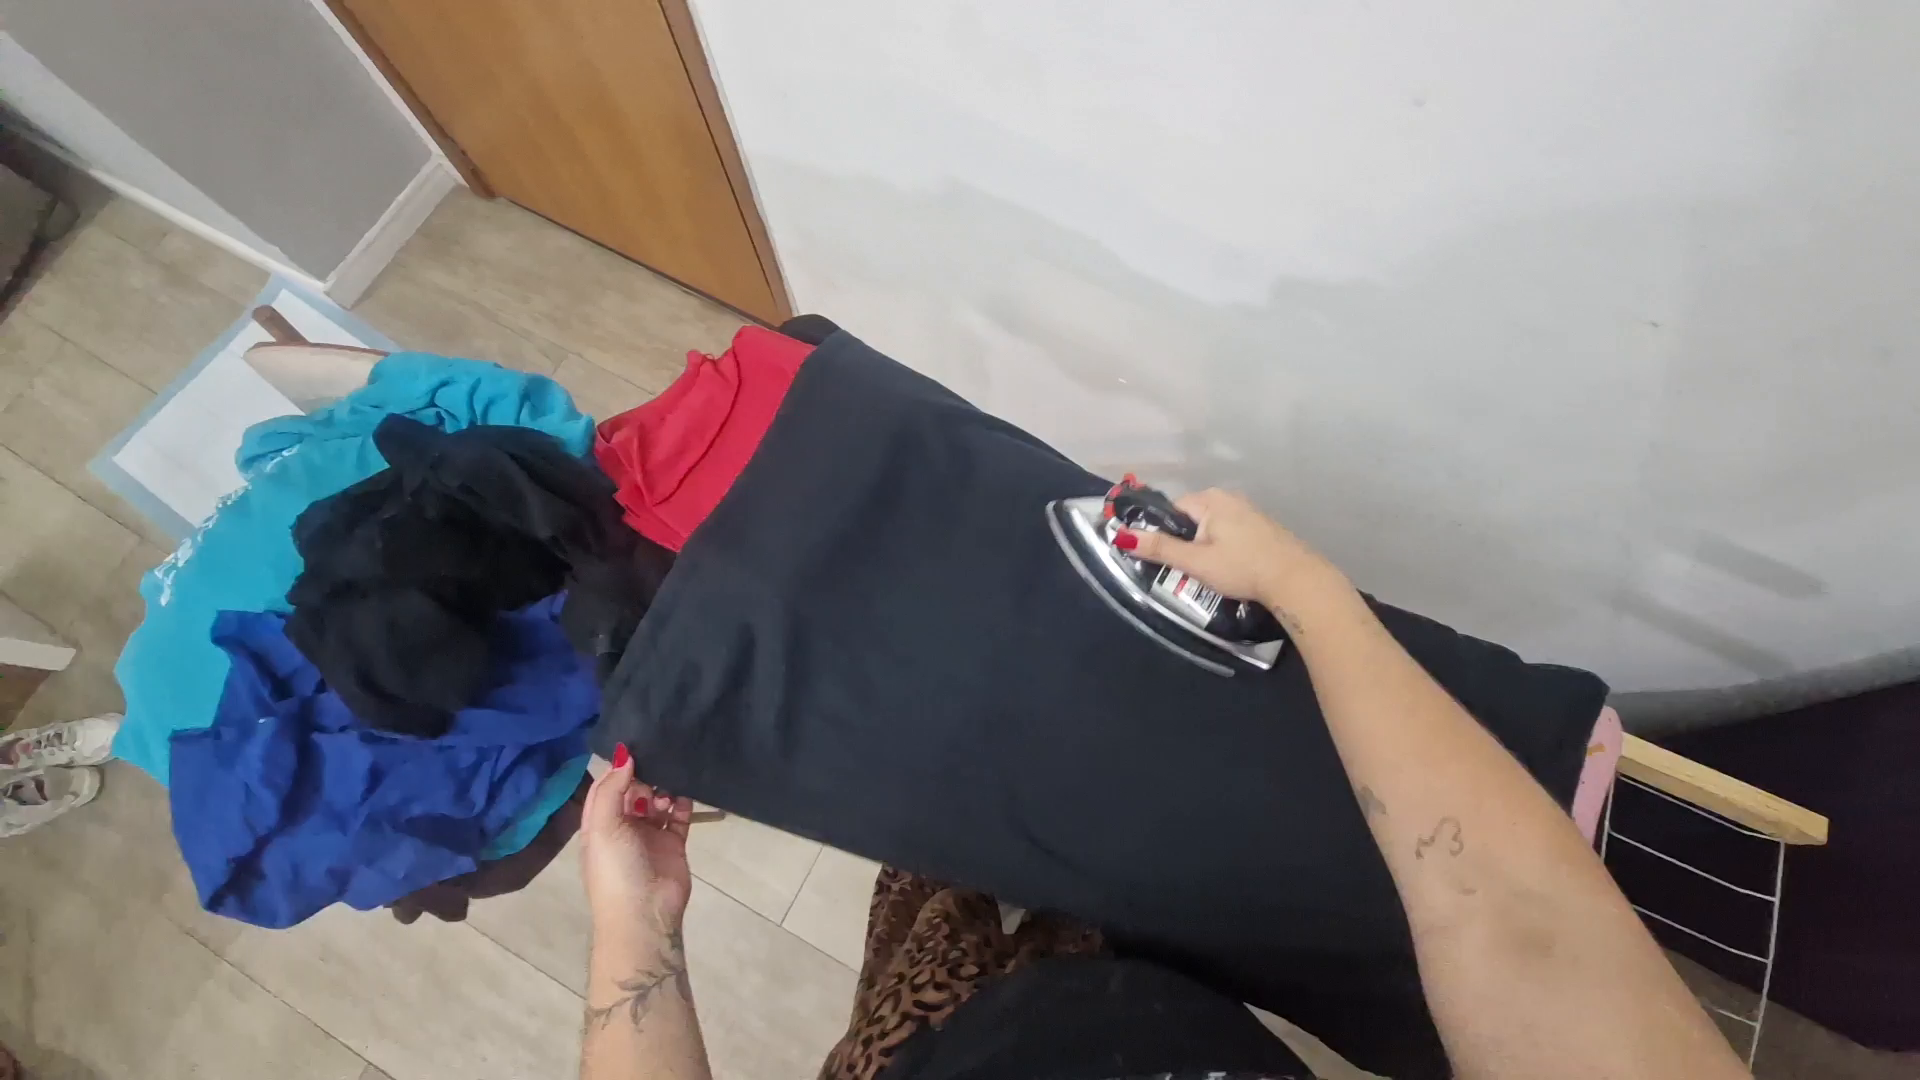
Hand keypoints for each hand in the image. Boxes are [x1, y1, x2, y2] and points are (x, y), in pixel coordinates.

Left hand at [581, 744, 693, 945]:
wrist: (645, 912)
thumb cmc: (616, 869)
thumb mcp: (603, 827)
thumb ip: (612, 790)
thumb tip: (625, 755)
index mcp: (599, 825)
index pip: (606, 788)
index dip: (618, 768)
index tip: (636, 745)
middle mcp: (623, 827)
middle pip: (634, 791)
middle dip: (645, 776)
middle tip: (660, 761)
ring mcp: (649, 834)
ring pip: (658, 801)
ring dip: (664, 789)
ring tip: (671, 784)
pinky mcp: (673, 842)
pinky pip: (679, 815)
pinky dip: (683, 802)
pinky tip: (686, 793)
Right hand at [1116, 488, 1345, 619]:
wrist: (1297, 581)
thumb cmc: (1242, 568)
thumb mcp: (1195, 561)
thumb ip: (1159, 548)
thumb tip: (1121, 535)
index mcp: (1209, 499)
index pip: (1171, 510)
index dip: (1164, 534)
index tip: (1167, 558)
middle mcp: (1228, 498)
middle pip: (1190, 518)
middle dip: (1185, 541)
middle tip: (1188, 569)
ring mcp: (1248, 511)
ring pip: (1211, 527)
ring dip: (1205, 546)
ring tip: (1210, 572)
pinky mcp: (1262, 527)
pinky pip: (1230, 533)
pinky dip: (1224, 548)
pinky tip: (1232, 568)